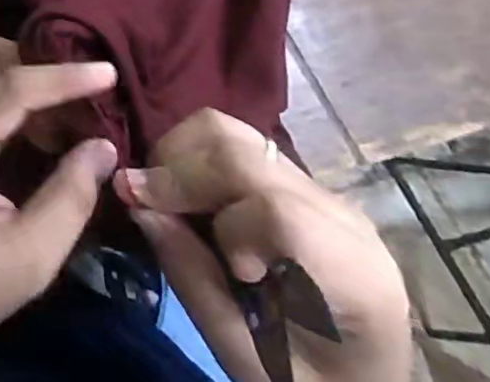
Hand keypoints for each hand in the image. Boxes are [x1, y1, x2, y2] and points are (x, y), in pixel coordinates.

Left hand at [0, 35, 120, 381]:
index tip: (110, 73)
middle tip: (83, 90)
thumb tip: (104, 145)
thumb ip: (70, 197)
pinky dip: (14, 88)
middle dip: (38, 60)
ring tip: (67, 111)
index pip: (13, 87)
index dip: (64, 76)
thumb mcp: (30, 258)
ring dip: (25, 72)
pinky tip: (42, 125)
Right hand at [116, 110, 411, 381]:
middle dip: (178, 170)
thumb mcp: (251, 361)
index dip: (223, 223)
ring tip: (163, 194)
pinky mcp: (295, 179)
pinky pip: (236, 143)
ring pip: (232, 131)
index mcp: (352, 274)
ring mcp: (318, 188)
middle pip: (244, 151)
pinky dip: (194, 155)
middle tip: (140, 200)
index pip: (279, 212)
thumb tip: (137, 206)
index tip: (190, 249)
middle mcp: (340, 213)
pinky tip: (186, 194)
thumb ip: (196, 282)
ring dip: (181, 152)